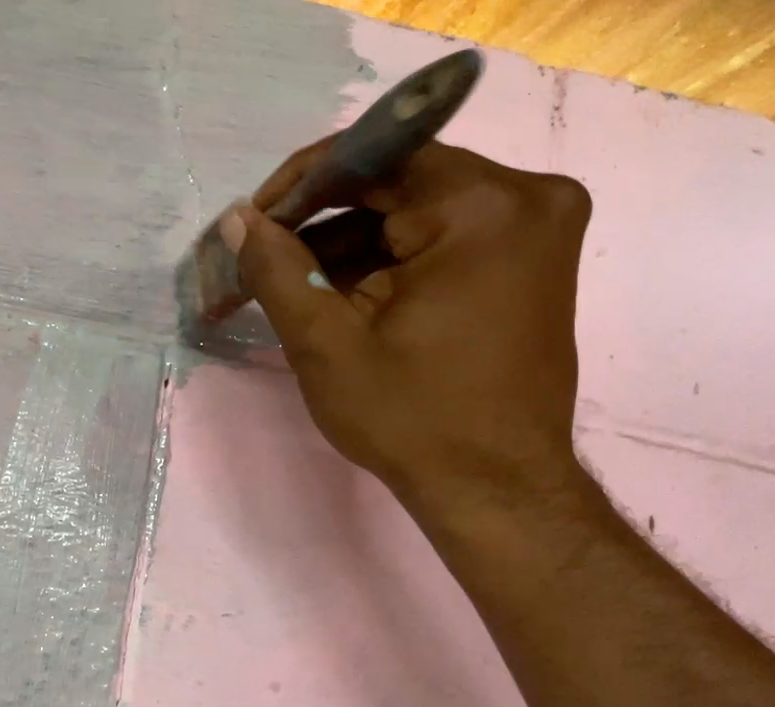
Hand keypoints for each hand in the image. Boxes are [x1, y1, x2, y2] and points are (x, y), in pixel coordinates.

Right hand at [224, 140, 593, 516]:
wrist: (493, 482)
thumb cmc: (408, 416)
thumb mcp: (325, 344)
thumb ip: (277, 271)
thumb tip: (236, 221)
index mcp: (483, 208)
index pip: (376, 157)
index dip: (301, 184)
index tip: (251, 224)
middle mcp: (527, 197)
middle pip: (399, 179)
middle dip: (323, 218)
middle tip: (264, 259)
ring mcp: (538, 225)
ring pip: (418, 207)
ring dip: (352, 241)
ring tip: (294, 286)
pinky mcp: (533, 256)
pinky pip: (445, 232)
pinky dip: (390, 256)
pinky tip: (344, 294)